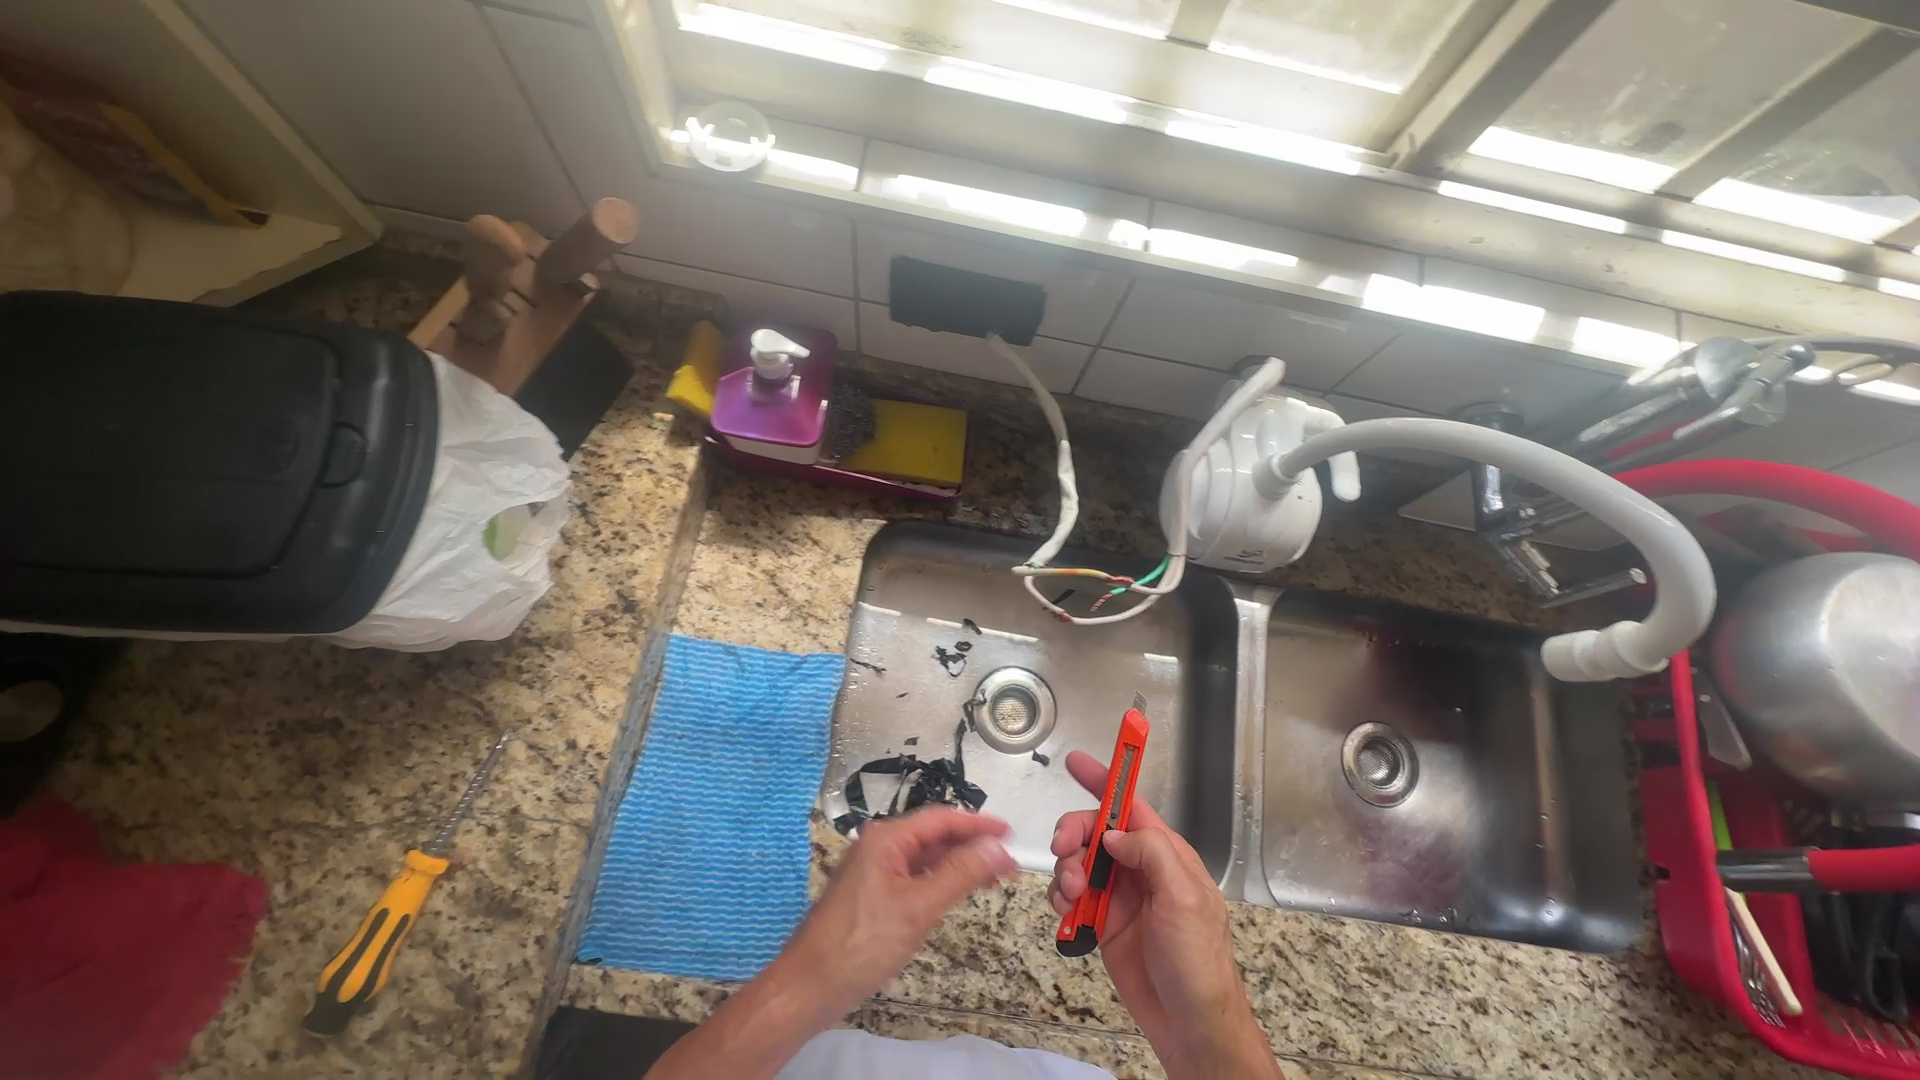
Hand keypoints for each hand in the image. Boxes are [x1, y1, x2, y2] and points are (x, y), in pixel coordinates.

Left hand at [783, 805, 1016, 1017]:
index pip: (941, 819)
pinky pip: (913, 877)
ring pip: (924, 858)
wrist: (809, 987)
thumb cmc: (862, 944)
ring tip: (991, 876)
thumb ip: (960, 874)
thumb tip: (996, 846)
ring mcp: (873, 870)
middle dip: (970, 845)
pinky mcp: (871, 894)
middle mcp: (879, 846)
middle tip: (1006, 860)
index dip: (978, 824)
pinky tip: (955, 893)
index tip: (1009, 832)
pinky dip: (938, 880)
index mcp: (886, 839)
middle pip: (933, 836)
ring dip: (957, 863)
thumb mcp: (918, 908)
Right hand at [1049, 750, 1280, 1079]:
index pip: (1131, 804)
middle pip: (1095, 830)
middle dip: (1074, 833)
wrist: (1189, 1024)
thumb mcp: (1184, 898)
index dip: (1105, 779)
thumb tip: (1113, 834)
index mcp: (1165, 854)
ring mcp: (1119, 895)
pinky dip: (1061, 898)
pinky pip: (1071, 896)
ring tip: (1072, 897)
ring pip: (1078, 861)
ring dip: (1066, 870)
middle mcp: (1140, 868)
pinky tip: (1067, 913)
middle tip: (1064, 851)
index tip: (1076, 761)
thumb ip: (1151, 853)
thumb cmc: (1198, 961)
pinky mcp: (1103, 922)